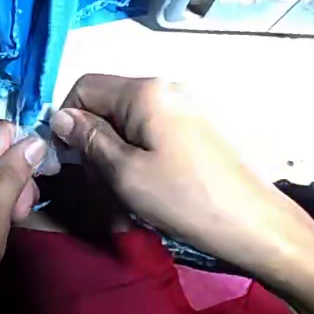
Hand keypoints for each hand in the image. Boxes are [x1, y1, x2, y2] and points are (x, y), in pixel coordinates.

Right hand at [49, 75, 313, 274]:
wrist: (253, 226)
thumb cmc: (184, 198)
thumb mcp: (124, 172)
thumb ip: (88, 138)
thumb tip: (60, 117)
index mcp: (145, 91)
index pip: (83, 87)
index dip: (66, 121)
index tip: (65, 159)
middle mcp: (163, 90)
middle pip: (104, 106)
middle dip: (91, 144)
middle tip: (96, 186)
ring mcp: (180, 109)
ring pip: (123, 126)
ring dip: (111, 159)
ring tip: (120, 197)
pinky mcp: (189, 131)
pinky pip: (145, 137)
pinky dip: (133, 161)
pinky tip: (140, 192)